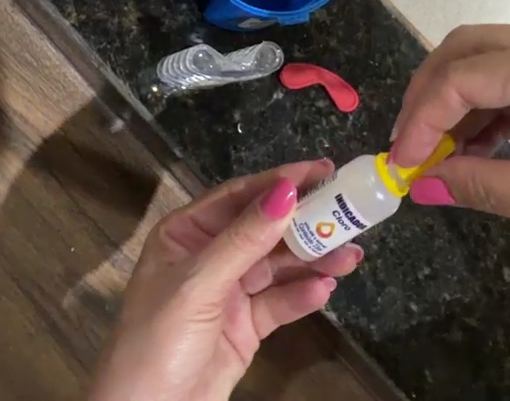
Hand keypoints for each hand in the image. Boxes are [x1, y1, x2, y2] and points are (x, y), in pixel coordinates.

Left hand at [89, 161, 363, 400]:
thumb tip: (286, 190)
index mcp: (186, 232)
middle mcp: (209, 255)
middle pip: (264, 229)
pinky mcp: (245, 327)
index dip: (279, 181)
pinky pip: (278, 303)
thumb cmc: (158, 339)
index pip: (239, 196)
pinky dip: (302, 295)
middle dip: (304, 222)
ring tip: (350, 254)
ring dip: (312, 259)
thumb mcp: (199, 284)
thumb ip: (244, 239)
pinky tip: (325, 288)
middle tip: (348, 211)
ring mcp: (228, 292)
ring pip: (277, 266)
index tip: (321, 170)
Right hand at [389, 25, 509, 282]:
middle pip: (469, 50)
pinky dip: (493, 106)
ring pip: (493, 60)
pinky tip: (480, 145)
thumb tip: (423, 185)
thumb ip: (486, 185)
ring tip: (438, 153)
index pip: (461, 77)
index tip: (399, 165)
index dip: (420, 119)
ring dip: (459, 100)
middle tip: (410, 147)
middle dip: (430, 95)